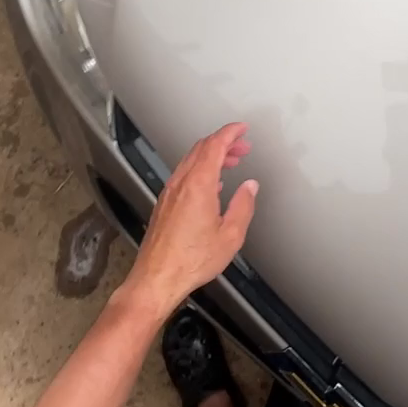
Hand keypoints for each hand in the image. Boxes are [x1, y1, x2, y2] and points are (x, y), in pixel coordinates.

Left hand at [119, 122, 257, 317]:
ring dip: (211, 155)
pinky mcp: (164, 203)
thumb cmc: (190, 261)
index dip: (230, 133)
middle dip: (223, 142)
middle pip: (201, 148)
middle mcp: (181, 184)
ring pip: (190, 160)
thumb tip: (250, 187)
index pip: (214, 145)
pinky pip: (183, 174)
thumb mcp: (230, 236)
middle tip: (242, 146)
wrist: (157, 277)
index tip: (242, 129)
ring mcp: (169, 192)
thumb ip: (243, 206)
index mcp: (198, 185)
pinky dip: (200, 169)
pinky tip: (212, 183)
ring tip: (231, 161)